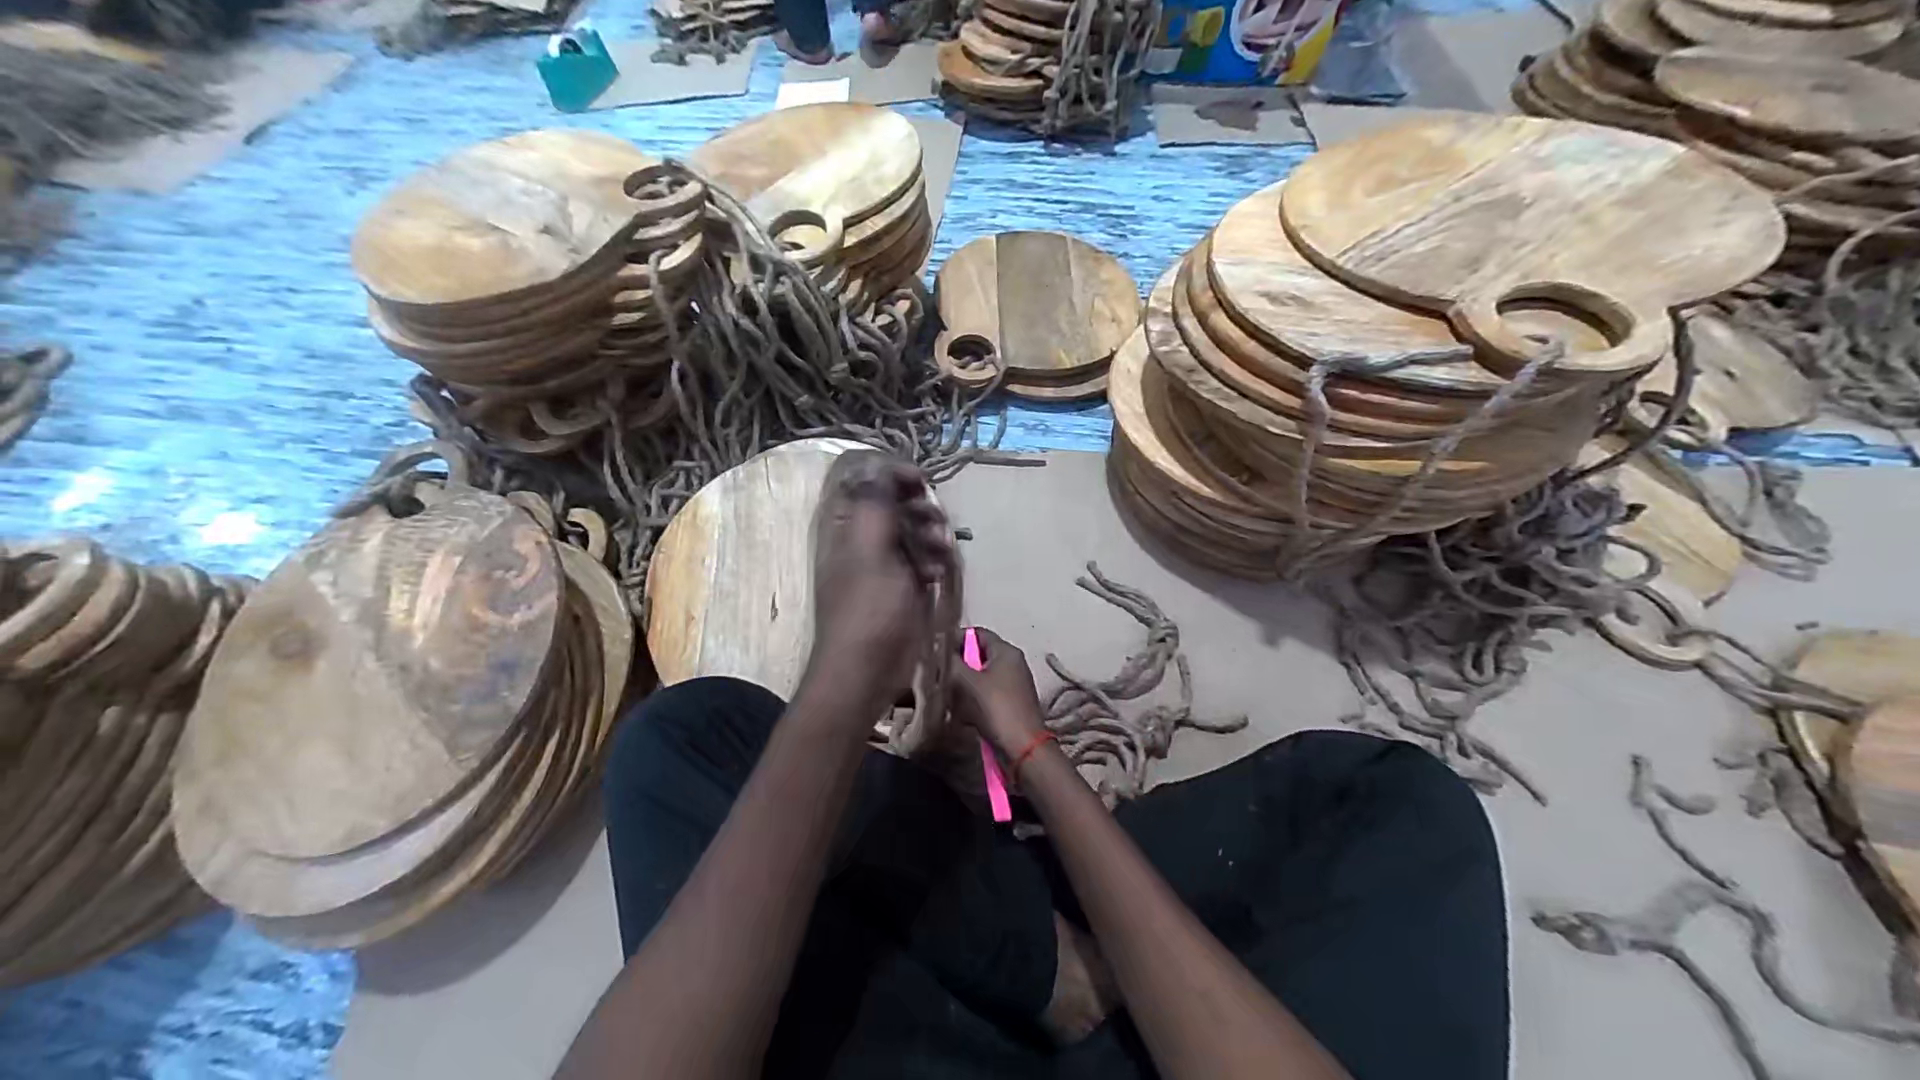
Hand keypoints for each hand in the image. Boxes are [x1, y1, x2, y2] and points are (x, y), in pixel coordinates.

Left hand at [808, 451, 952, 703]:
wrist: (868, 667)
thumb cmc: (868, 607)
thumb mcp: (870, 548)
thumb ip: (874, 502)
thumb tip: (879, 465)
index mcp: (845, 524)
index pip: (867, 480)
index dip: (894, 474)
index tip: (922, 482)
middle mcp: (861, 537)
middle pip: (895, 502)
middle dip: (920, 508)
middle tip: (937, 522)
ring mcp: (882, 561)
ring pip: (912, 530)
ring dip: (932, 535)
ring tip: (942, 551)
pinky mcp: (901, 583)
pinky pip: (921, 557)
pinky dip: (932, 560)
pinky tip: (938, 573)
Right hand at [948, 627, 1048, 759]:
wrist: (1023, 749)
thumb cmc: (996, 708)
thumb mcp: (968, 682)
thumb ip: (951, 662)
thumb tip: (937, 648)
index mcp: (1006, 652)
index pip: (977, 633)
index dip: (955, 639)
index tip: (935, 651)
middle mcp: (1011, 664)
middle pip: (977, 656)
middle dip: (956, 664)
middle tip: (936, 674)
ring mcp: (1012, 686)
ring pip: (978, 677)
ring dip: (961, 685)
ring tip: (944, 695)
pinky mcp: (1008, 705)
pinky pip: (984, 695)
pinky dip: (970, 701)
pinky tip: (958, 712)